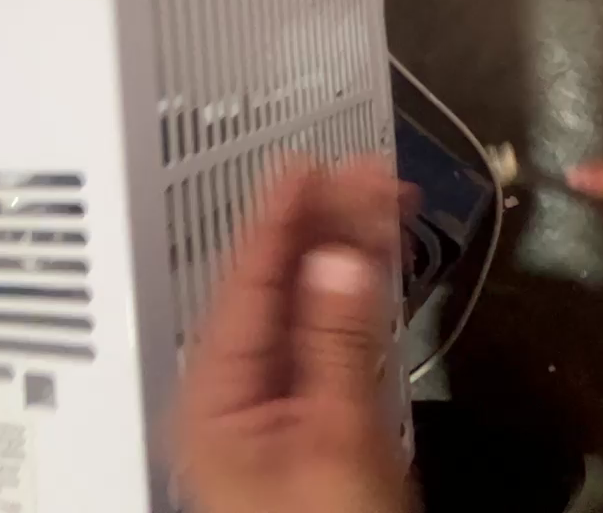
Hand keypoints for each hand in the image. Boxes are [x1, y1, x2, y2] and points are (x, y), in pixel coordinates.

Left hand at [175, 162, 412, 512]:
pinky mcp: (309, 394)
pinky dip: (357, 282)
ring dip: (348, 240)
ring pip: (308, 290)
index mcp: (217, 389)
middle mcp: (236, 377)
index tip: (307, 161)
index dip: (278, 213)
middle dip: (325, 218)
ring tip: (385, 194)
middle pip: (279, 276)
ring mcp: (273, 385)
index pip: (247, 277)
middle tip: (369, 169)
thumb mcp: (334, 441)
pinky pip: (329, 320)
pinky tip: (379, 249)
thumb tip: (338, 254)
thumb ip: (336, 342)